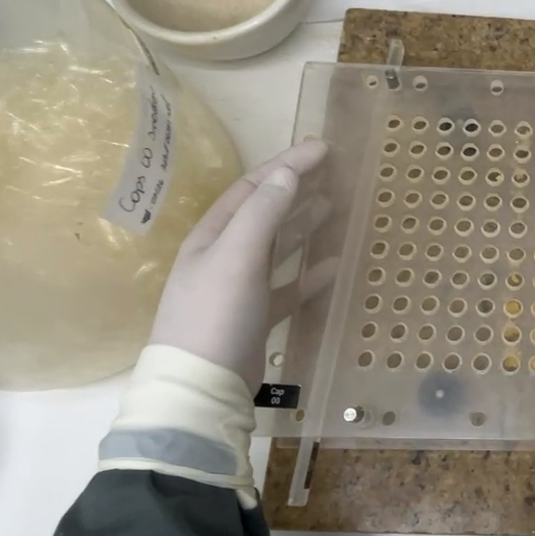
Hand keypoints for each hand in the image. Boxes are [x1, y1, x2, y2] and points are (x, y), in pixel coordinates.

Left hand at [150, 140, 329, 385]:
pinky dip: (309, 273)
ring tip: (333, 206)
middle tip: (331, 170)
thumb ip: (263, 214)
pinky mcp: (256, 316)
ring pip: (277, 246)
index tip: (323, 148)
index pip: (253, 188)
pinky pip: (287, 285)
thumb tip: (287, 174)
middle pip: (264, 212)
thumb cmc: (216, 315)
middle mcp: (224, 256)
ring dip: (303, 224)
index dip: (286, 165)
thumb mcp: (238, 257)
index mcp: (214, 236)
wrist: (201, 387)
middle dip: (295, 188)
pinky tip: (332, 265)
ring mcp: (240, 287)